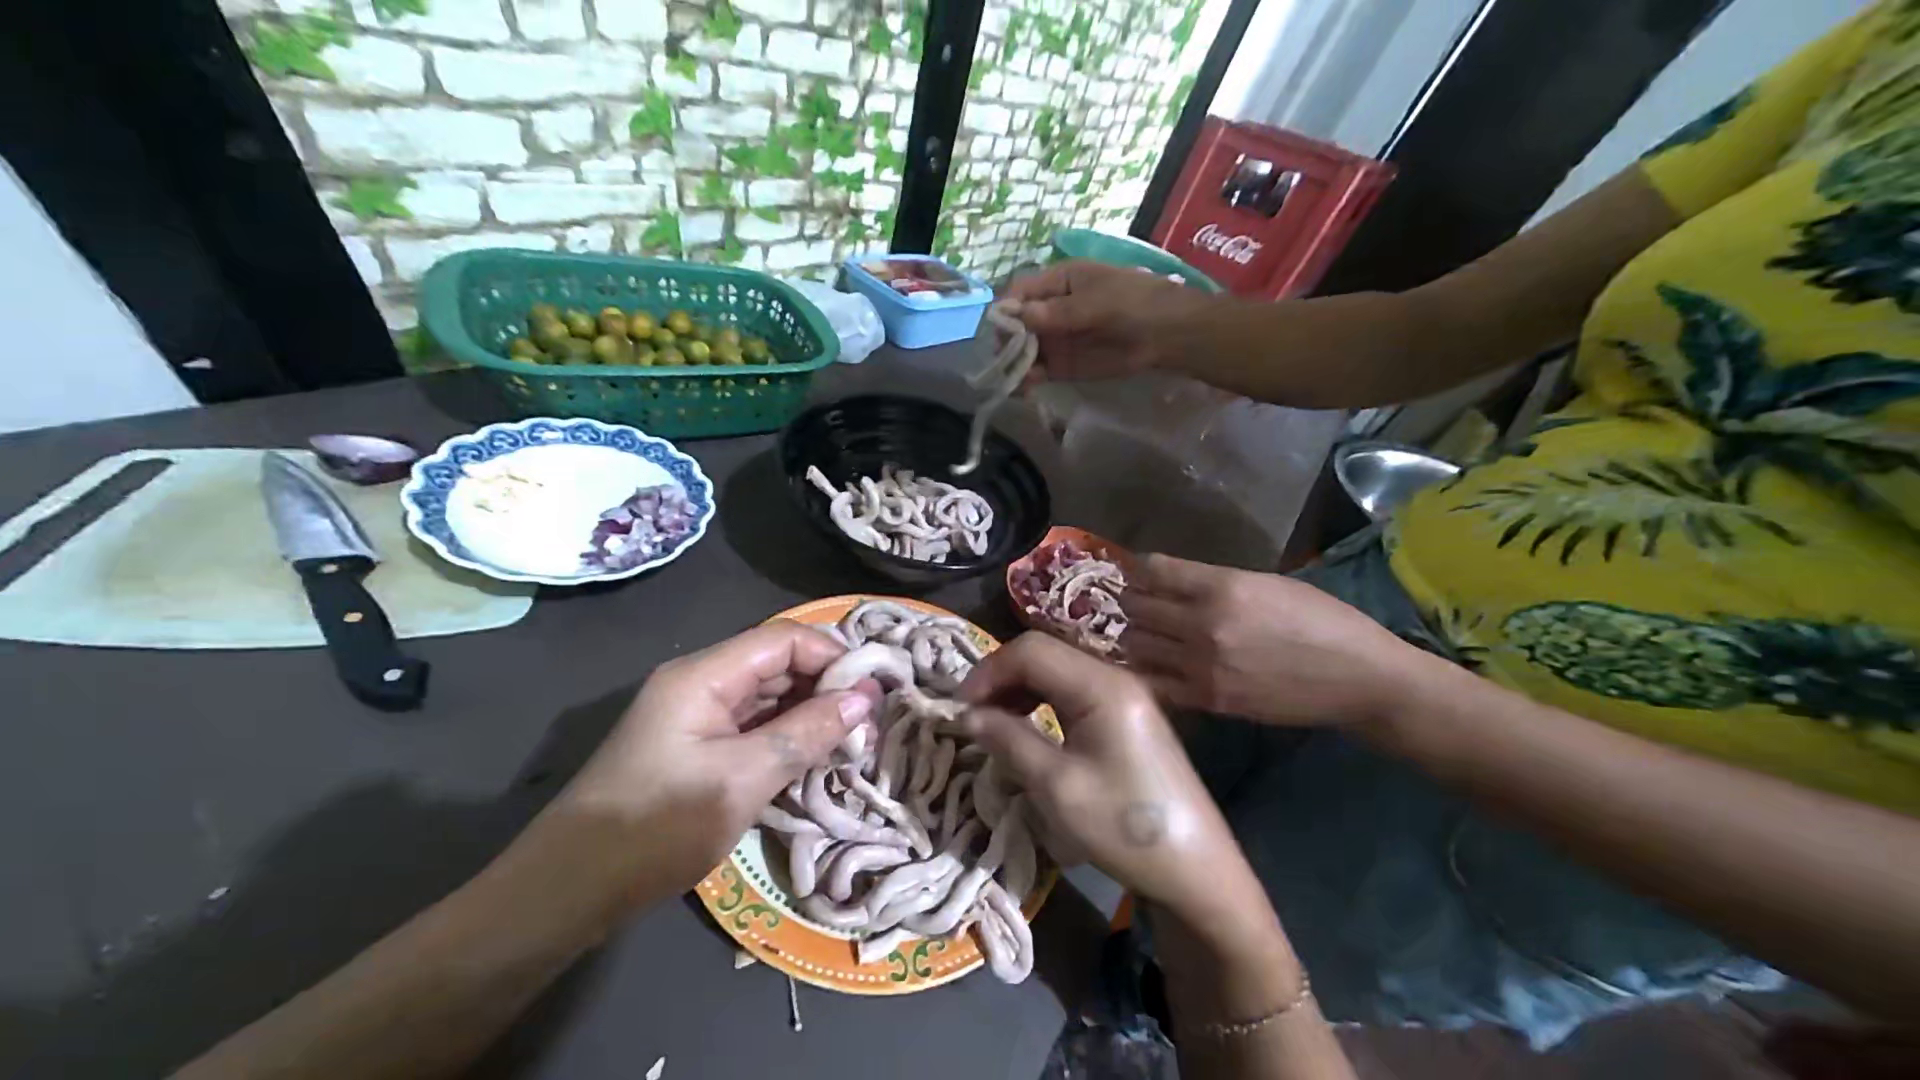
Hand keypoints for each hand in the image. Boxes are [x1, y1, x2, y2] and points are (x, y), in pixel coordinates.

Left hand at [544, 620, 880, 904]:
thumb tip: (865, 698)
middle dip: (827, 686)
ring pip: (770, 697)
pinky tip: (816, 757)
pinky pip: (754, 726)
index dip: (833, 655)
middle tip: (871, 722)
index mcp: (705, 674)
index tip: (873, 691)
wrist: (569, 889)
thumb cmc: (657, 827)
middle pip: (778, 664)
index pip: (784, 639)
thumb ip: (806, 733)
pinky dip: (788, 737)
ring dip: (811, 714)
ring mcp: (698, 716)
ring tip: (854, 741)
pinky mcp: (698, 748)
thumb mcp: (742, 779)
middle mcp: (702, 683)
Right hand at [956, 632, 1245, 919]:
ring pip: (1056, 670)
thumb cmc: (1125, 828)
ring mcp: (1124, 694)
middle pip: (1044, 653)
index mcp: (1102, 685)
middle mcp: (1115, 677)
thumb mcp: (1057, 787)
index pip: (1031, 650)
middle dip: (1000, 678)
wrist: (1196, 869)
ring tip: (991, 722)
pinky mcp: (1126, 715)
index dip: (988, 672)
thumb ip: (1009, 740)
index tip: (959, 709)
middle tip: (971, 716)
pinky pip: (1073, 691)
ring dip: (1018, 689)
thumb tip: (968, 715)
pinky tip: (1026, 727)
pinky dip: (1041, 701)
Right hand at [1002, 259, 1209, 380]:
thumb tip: (1019, 316)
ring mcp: (1055, 339)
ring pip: (1022, 349)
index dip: (1007, 308)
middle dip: (1006, 339)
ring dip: (1014, 362)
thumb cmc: (1134, 303)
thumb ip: (1058, 312)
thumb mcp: (1096, 302)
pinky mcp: (1063, 365)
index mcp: (1057, 282)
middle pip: (1016, 323)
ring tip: (1012, 377)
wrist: (1168, 334)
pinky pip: (1037, 371)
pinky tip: (1023, 387)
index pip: (1020, 292)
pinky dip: (1027, 379)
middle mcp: (1050, 309)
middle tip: (1005, 356)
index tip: (1000, 328)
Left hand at [1121, 553, 1430, 727]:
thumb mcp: (1270, 584)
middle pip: (1137, 607)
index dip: (1141, 569)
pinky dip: (1145, 671)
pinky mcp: (1207, 700)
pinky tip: (1150, 665)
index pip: (1155, 570)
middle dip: (1131, 601)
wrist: (1361, 681)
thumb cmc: (1324, 622)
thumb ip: (1217, 582)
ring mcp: (1202, 666)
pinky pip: (1154, 683)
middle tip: (1134, 603)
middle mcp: (1204, 624)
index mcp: (1223, 587)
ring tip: (1141, 633)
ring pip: (1135, 645)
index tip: (1140, 572)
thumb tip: (1174, 582)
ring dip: (1133, 635)